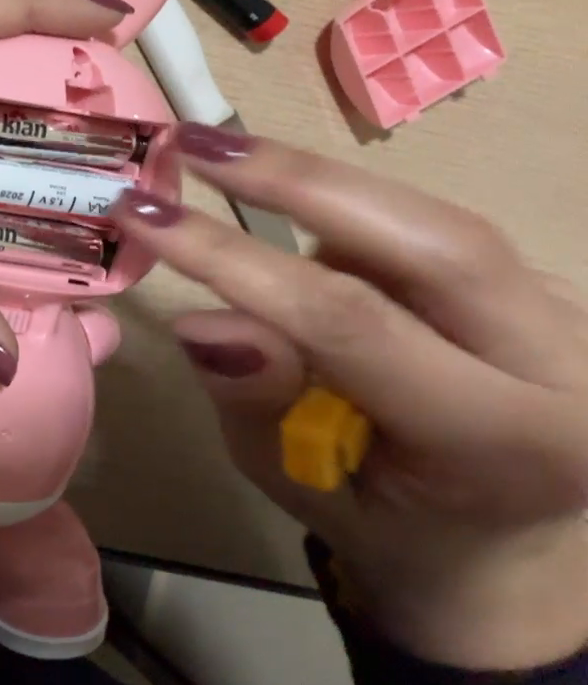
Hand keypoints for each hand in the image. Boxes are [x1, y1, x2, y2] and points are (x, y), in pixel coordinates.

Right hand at [109, 125, 587, 670]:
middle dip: (298, 181)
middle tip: (193, 141)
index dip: (233, 259)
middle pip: (434, 241)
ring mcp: (570, 322)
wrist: (501, 542)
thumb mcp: (293, 481)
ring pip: (431, 223)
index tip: (140, 213)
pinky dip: (343, 217)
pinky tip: (297, 231)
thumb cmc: (380, 521)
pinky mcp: (544, 293)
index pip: (350, 322)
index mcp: (503, 442)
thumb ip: (256, 403)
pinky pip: (429, 232)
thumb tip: (201, 319)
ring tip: (220, 173)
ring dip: (314, 194)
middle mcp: (569, 371)